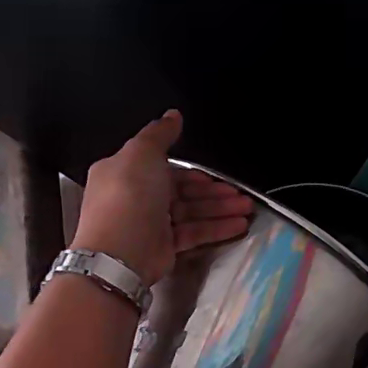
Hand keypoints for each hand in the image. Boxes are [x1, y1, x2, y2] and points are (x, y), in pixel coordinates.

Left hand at [72, 110, 255, 284]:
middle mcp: (137, 197)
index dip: (190, 171)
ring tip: (247, 208)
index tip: (212, 175)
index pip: (162, 168)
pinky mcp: (164, 247)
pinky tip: (238, 224)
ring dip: (220, 209)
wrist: (120, 253)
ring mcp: (151, 224)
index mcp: (125, 172)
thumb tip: (173, 115)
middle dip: (212, 192)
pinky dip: (216, 228)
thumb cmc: (128, 197)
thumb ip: (159, 133)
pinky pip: (194, 233)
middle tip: (239, 193)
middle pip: (181, 191)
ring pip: (191, 212)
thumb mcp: (141, 153)